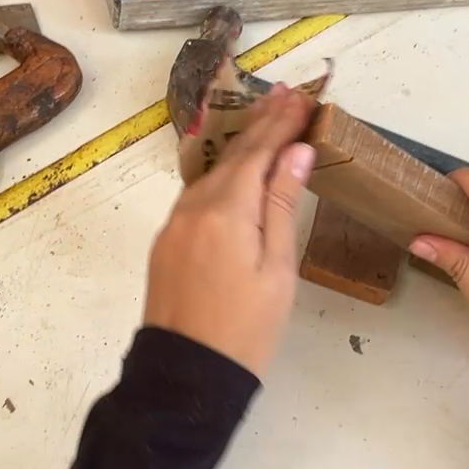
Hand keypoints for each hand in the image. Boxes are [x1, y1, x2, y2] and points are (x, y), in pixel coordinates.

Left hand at [144, 85, 315, 376]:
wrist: (186, 375)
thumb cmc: (246, 330)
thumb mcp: (276, 269)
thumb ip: (281, 206)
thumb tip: (296, 152)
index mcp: (225, 212)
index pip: (258, 152)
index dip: (281, 123)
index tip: (303, 98)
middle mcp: (192, 208)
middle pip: (232, 156)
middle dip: (261, 123)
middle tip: (284, 93)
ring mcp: (173, 225)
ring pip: (211, 174)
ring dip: (239, 147)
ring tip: (265, 120)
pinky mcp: (165, 243)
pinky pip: (195, 195)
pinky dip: (220, 175)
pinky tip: (233, 168)